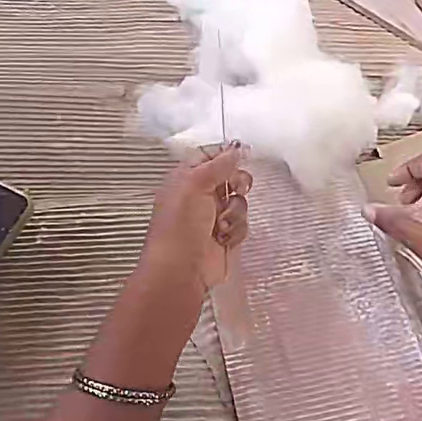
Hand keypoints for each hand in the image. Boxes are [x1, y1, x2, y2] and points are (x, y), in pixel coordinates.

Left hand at [138, 145, 251, 289]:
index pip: (207, 157)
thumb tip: (234, 150)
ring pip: (238, 202)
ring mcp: (211, 217)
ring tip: (221, 223)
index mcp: (184, 179)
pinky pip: (242, 224)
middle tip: (237, 187)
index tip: (242, 152)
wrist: (181, 270)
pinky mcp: (224, 236)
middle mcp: (198, 196)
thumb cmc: (179, 227)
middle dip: (237, 182)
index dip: (225, 154)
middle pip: (228, 177)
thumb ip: (217, 165)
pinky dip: (236, 230)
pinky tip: (223, 238)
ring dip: (234, 211)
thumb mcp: (194, 185)